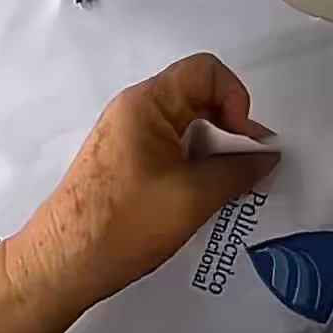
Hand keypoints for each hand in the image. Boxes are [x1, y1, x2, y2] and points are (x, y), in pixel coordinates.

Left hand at [0, 53, 278, 332]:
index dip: (235, 97)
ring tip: (231, 185)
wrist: (63, 261)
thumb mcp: (193, 197)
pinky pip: (169, 143)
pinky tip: (203, 192)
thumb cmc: (126, 222)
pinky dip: (194, 159)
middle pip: (196, 94)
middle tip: (248, 166)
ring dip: (214, 146)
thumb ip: (238, 169)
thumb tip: (268, 154)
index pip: (205, 70)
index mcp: (146, 102)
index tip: (241, 139)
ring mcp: (126, 133)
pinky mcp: (124, 157)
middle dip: (230, 125)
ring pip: (184, 122)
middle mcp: (134, 108)